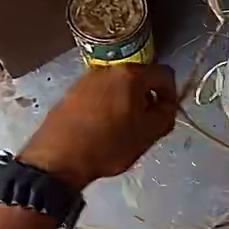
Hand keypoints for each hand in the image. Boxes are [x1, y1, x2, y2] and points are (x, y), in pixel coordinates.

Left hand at [18, 63, 177, 186]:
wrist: (57, 159)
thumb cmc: (109, 145)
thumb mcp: (149, 134)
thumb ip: (166, 114)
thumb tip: (166, 106)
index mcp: (131, 75)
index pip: (164, 74)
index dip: (171, 93)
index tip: (167, 112)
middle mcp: (108, 70)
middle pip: (140, 77)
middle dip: (148, 97)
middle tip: (147, 120)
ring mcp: (86, 80)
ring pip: (118, 85)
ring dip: (127, 101)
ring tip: (124, 126)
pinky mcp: (70, 92)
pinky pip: (99, 93)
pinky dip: (108, 105)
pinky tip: (103, 127)